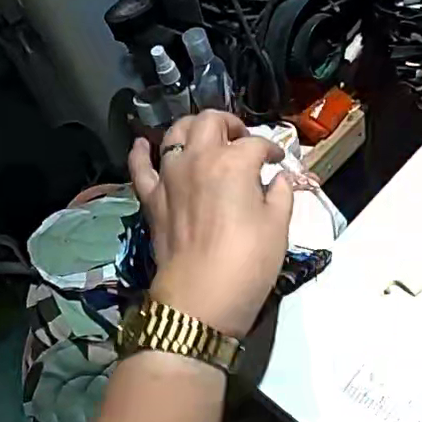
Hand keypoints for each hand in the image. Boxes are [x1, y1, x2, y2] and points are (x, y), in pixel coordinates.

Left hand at [128, 111, 294, 336]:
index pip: (256, 144)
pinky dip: (141, 151)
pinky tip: (144, 144)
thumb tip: (279, 180)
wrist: (202, 299)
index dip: (271, 150)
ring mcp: (169, 177)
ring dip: (193, 128)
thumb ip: (281, 194)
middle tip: (243, 140)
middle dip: (231, 124)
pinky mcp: (151, 198)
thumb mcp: (279, 226)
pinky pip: (140, 166)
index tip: (278, 162)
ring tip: (207, 138)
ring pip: (175, 133)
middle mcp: (199, 159)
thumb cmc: (249, 261)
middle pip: (211, 122)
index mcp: (234, 163)